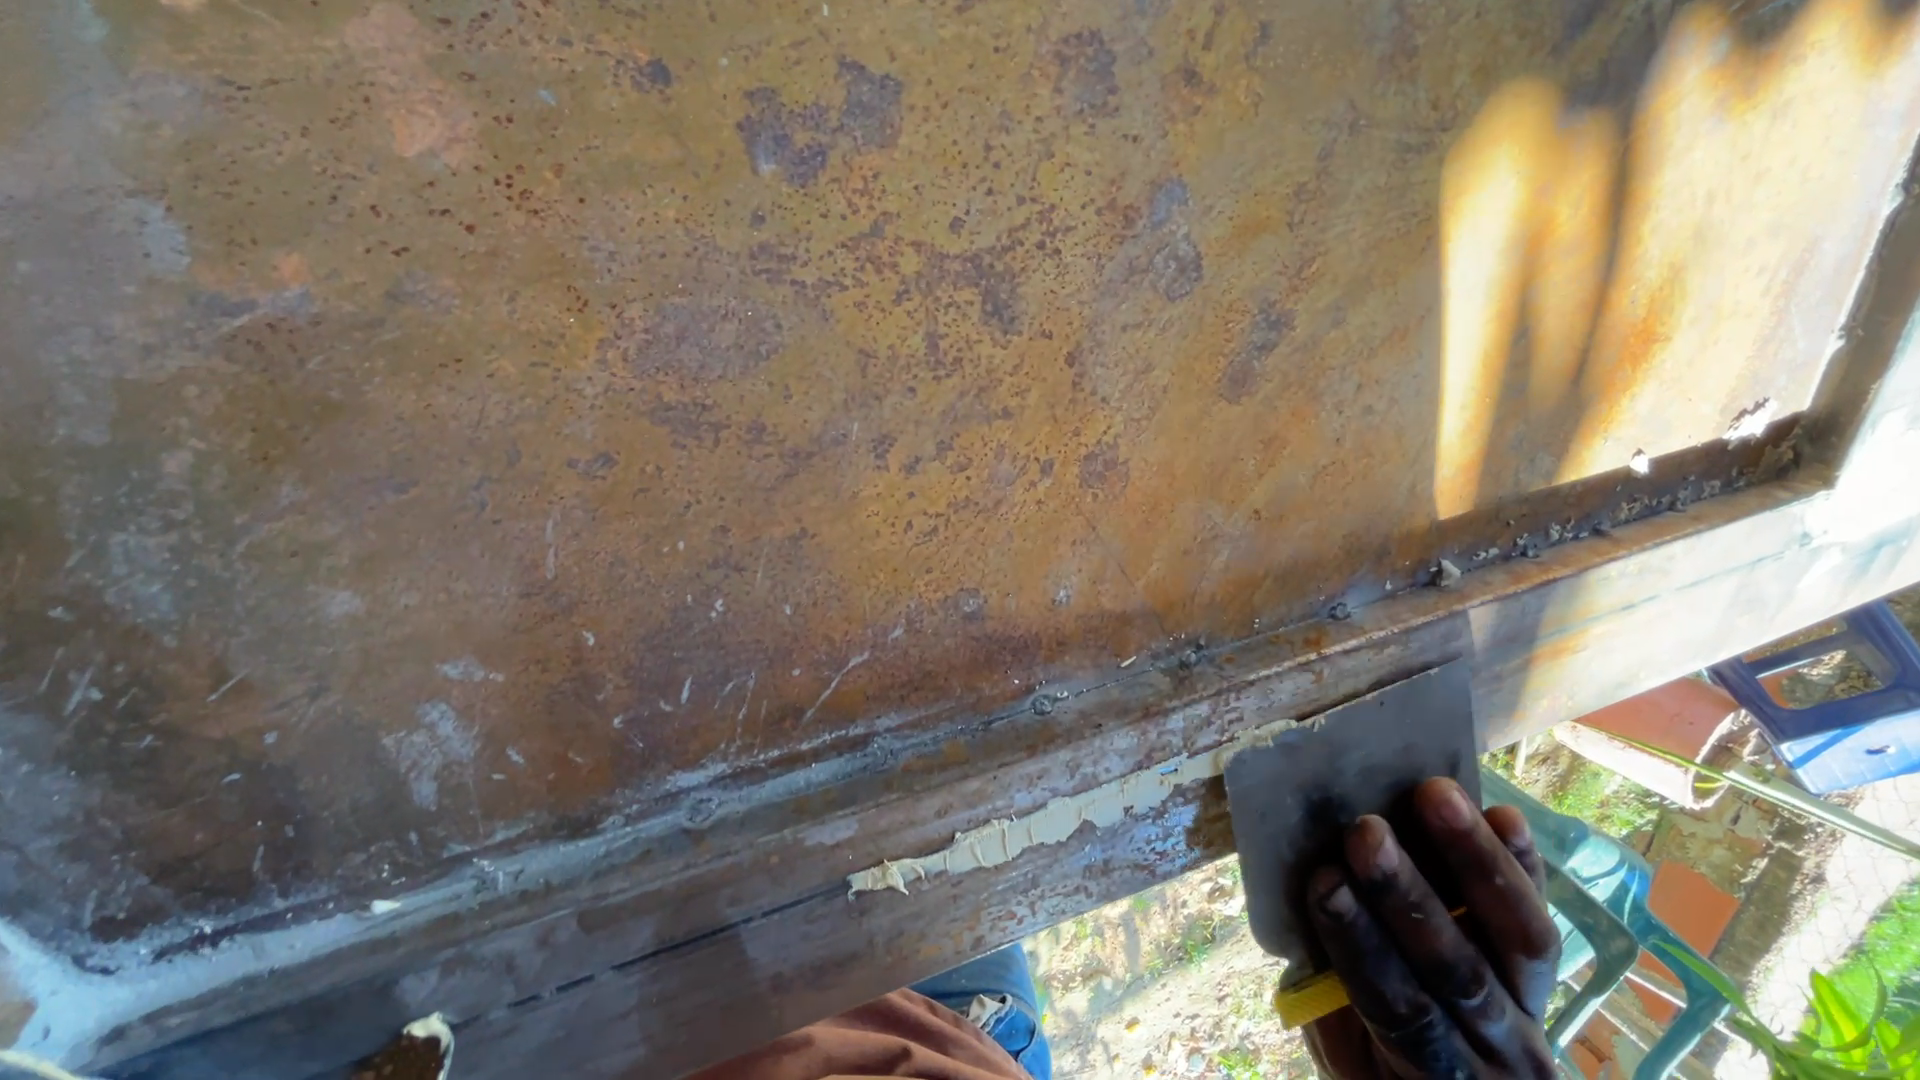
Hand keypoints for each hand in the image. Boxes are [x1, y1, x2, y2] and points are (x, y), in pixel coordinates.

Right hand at [1302, 777, 1559, 1078]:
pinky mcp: (1546, 972)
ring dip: (1471, 859)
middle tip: (1366, 831)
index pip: (1396, 1006)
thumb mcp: (1342, 1048)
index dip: (1360, 943)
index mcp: (1431, 1071)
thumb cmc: (1374, 1059)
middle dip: (1408, 896)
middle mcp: (1498, 1048)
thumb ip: (1328, 986)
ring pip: (1518, 938)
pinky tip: (1502, 814)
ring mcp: (1533, 1007)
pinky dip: (1524, 865)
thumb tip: (1308, 895)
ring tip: (1433, 793)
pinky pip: (1543, 918)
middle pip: (1459, 970)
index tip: (1323, 881)